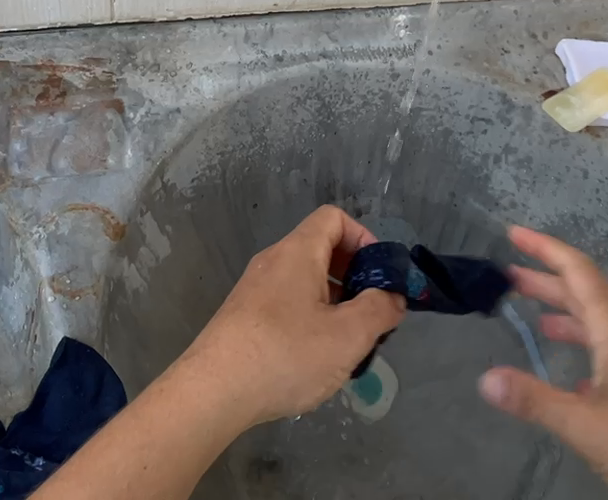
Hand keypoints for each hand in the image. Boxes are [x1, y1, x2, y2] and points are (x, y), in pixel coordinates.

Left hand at [172, 205, 405, 425]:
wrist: (214, 389)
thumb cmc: (285, 353)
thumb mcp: (347, 336)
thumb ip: (378, 311)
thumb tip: (393, 297)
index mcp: (297, 252)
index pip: (333, 218)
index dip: (363, 237)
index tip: (380, 275)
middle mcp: (273, 260)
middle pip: (320, 248)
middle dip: (353, 276)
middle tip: (371, 315)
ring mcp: (255, 288)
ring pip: (304, 280)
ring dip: (333, 302)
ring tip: (347, 343)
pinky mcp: (244, 314)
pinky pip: (286, 301)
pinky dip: (309, 316)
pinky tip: (314, 357)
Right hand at [479, 227, 607, 499]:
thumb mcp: (589, 429)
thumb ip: (536, 401)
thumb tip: (484, 378)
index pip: (579, 273)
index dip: (545, 249)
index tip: (513, 233)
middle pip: (587, 298)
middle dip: (546, 283)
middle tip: (508, 277)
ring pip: (602, 331)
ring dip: (567, 319)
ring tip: (537, 323)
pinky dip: (588, 356)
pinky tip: (577, 382)